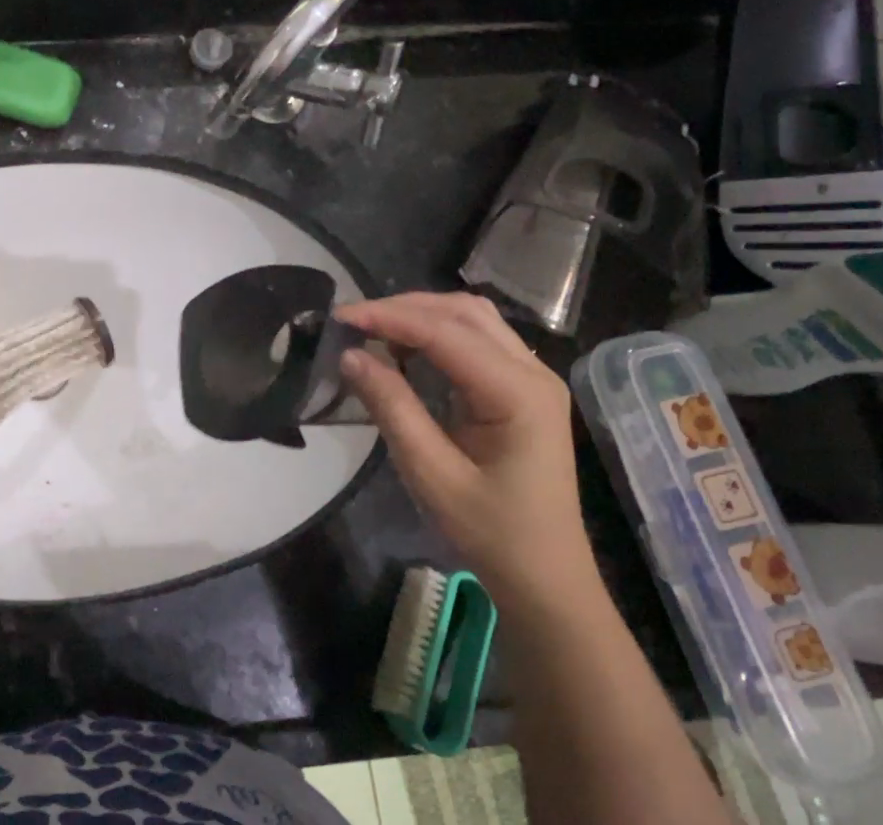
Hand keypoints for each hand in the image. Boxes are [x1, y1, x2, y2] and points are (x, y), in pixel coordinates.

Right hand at [335, 293, 595, 599]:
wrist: (544, 575)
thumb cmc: (490, 530)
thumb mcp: (431, 474)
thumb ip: (392, 408)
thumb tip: (350, 356)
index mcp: (517, 393)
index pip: (446, 334)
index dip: (389, 317)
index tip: (339, 316)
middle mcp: (533, 373)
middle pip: (464, 314)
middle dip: (403, 307)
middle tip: (349, 320)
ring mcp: (532, 380)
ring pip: (473, 320)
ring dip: (420, 315)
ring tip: (370, 329)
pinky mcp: (521, 391)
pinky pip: (477, 342)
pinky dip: (435, 334)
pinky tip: (402, 348)